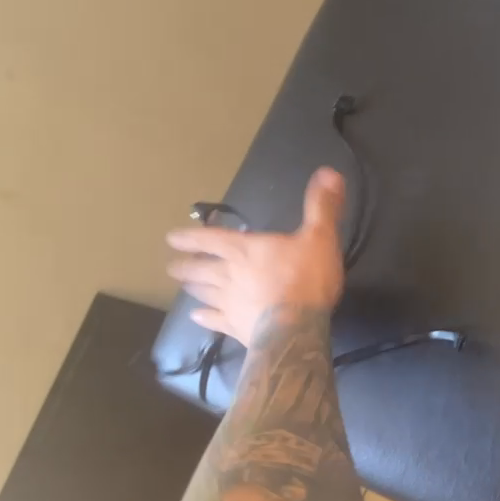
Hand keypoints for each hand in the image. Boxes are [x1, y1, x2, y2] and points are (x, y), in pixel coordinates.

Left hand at [167, 167, 345, 344]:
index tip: (171, 239)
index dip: (190, 237)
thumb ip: (321, 207)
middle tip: (173, 266)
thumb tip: (328, 171)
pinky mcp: (235, 328)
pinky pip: (214, 322)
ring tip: (185, 287)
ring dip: (193, 289)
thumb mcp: (320, 238)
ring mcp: (229, 304)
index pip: (208, 239)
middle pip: (199, 269)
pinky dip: (204, 319)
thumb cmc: (306, 280)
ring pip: (203, 294)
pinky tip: (198, 317)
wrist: (296, 329)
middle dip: (185, 266)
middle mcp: (228, 275)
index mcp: (243, 249)